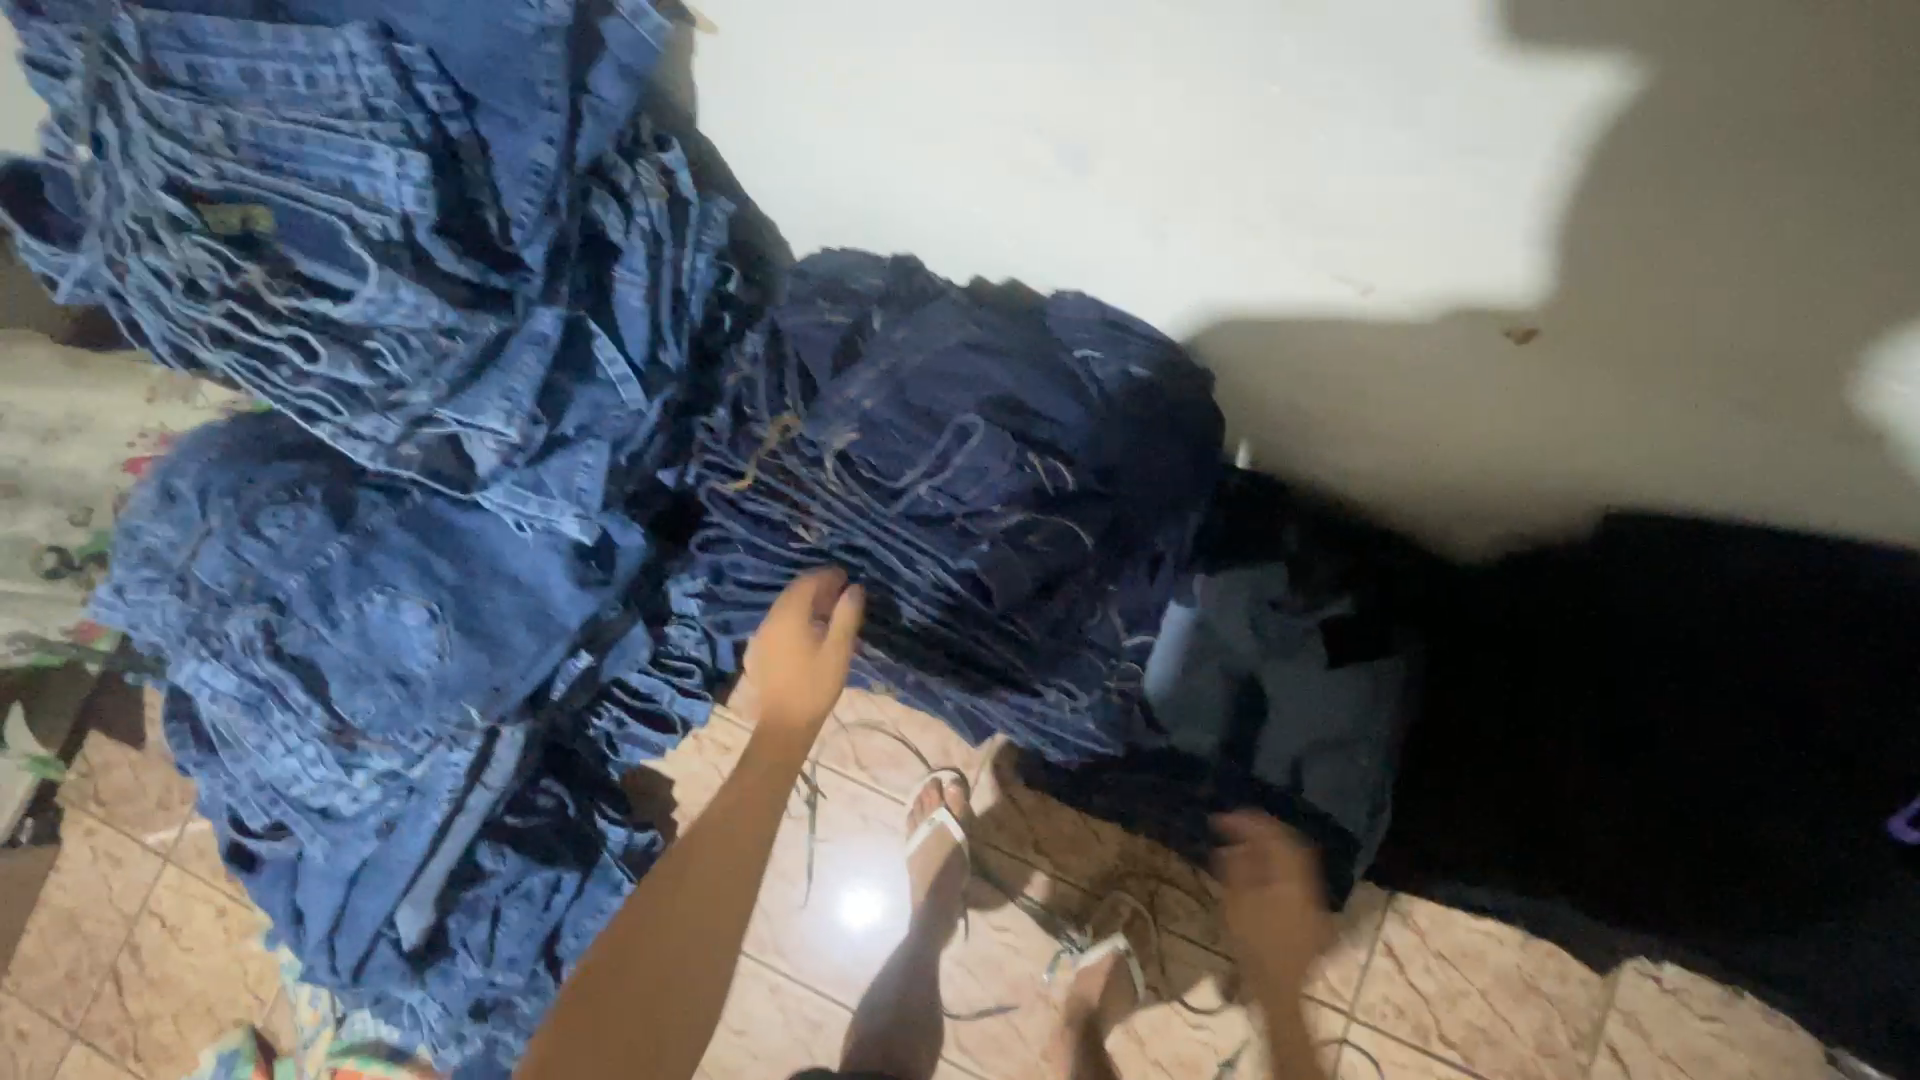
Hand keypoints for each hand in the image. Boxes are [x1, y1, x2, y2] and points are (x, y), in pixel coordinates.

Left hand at [742, 567, 865, 737]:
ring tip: (830, 612)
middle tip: (841, 593)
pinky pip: (778, 623)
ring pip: (784, 607)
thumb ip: (847, 615)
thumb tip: (855, 588)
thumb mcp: (839, 649)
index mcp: (789, 615)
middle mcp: (770, 619)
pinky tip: (810, 633)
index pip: (808, 581)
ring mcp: (761, 635)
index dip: (828, 576)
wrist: (784, 724)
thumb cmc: (816, 686)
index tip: (847, 578)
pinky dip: (795, 618)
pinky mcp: (759, 650)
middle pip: (794, 592)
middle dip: (818, 587)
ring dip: (807, 603)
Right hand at [1211, 810, 1335, 997]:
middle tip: (1234, 826)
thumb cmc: (1255, 948)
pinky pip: (1294, 876)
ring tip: (1241, 847)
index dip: (1247, 822)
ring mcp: (1313, 900)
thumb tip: (1231, 845)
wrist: (1281, 991)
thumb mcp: (1236, 904)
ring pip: (1293, 860)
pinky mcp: (1311, 915)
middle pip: (1288, 844)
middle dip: (1261, 831)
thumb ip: (1235, 869)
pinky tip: (1257, 873)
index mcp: (1290, 877)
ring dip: (1268, 848)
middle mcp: (1307, 883)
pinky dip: (1275, 866)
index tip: (1222, 819)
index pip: (1273, 836)